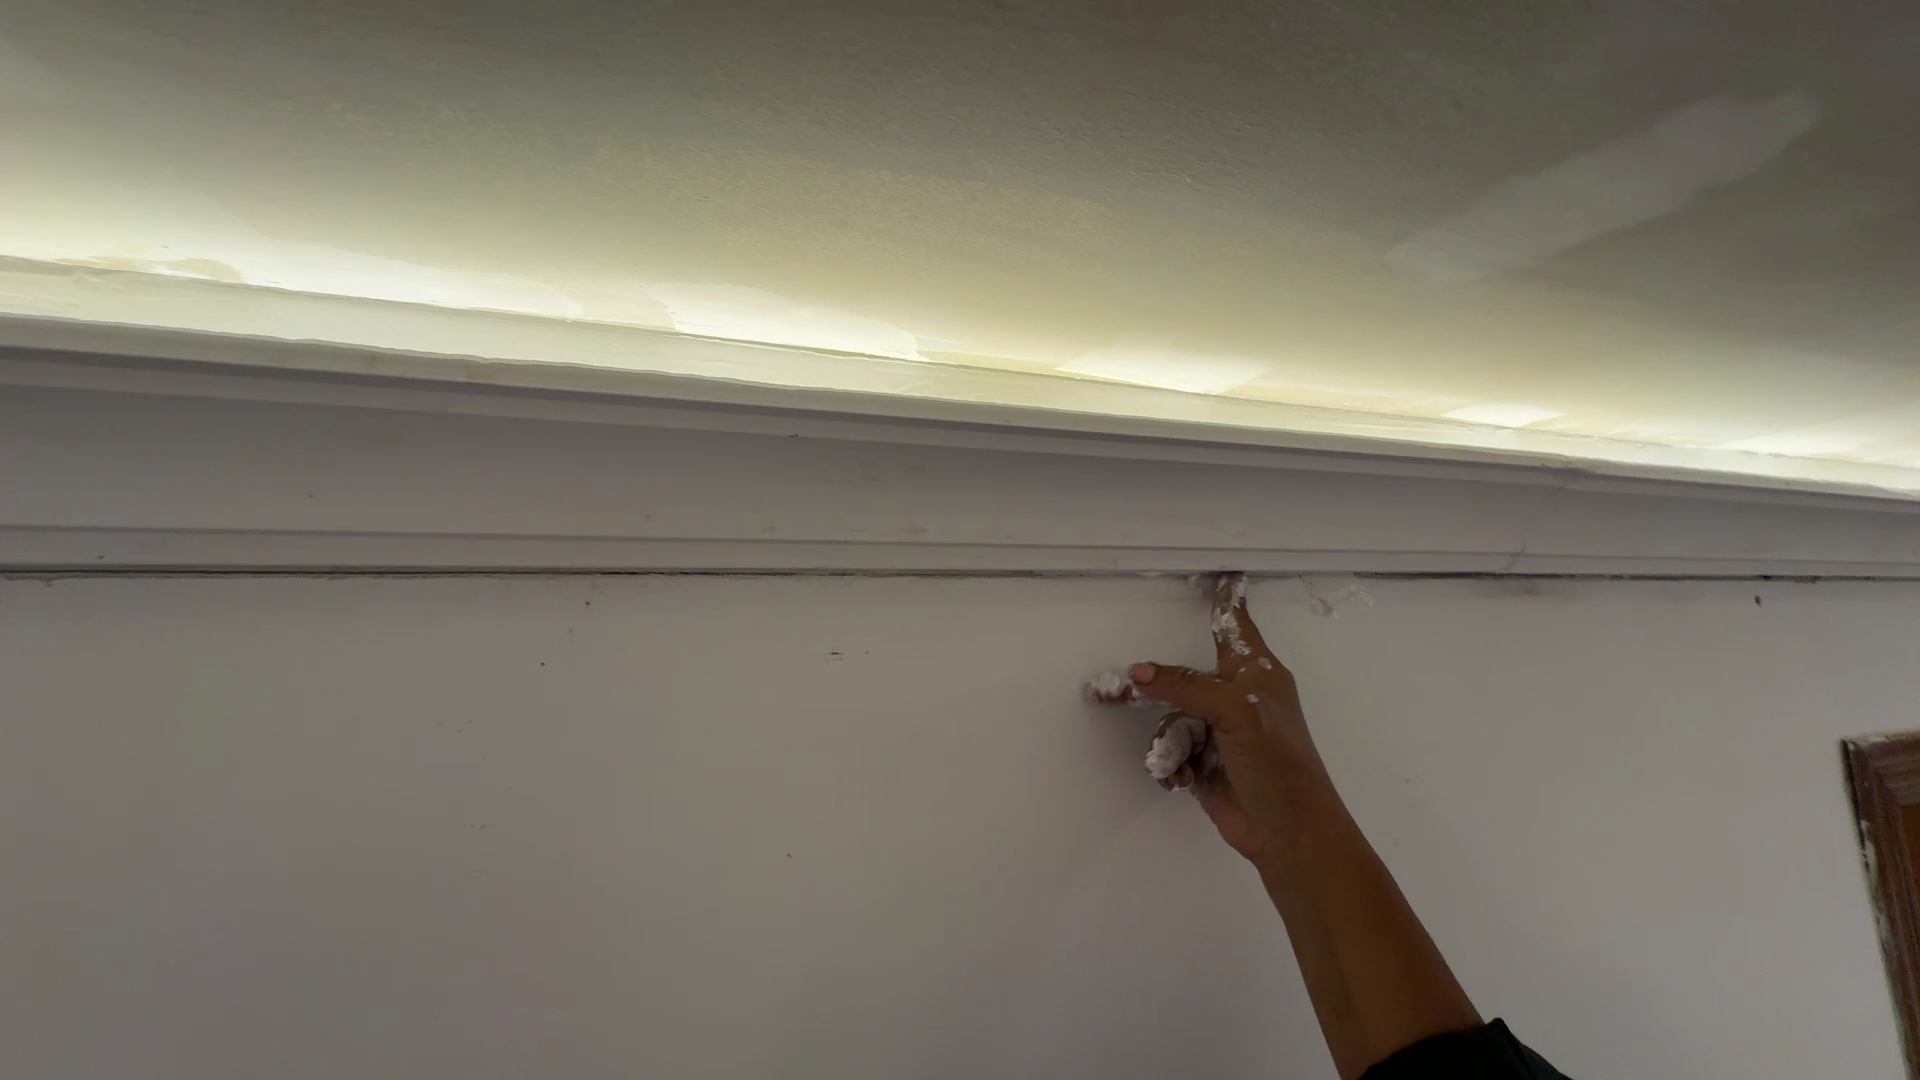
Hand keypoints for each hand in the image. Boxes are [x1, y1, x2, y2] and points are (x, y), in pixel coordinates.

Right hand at [1131, 574, 1332, 863]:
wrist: (1288, 835)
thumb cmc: (1278, 763)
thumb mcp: (1236, 713)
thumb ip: (1186, 686)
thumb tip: (1138, 672)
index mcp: (1256, 673)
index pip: (1235, 625)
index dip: (1225, 600)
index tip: (1223, 574)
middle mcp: (1235, 696)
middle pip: (1182, 676)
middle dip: (1153, 688)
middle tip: (1110, 689)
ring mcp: (1219, 731)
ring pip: (1170, 717)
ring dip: (1168, 742)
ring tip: (1177, 762)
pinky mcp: (1205, 762)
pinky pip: (1170, 749)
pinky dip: (1171, 764)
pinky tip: (1181, 779)